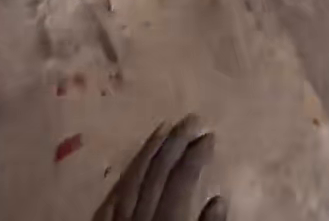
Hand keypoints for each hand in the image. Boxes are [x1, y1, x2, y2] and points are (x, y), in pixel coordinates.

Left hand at [94, 117, 225, 220]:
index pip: (182, 179)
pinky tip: (134, 160)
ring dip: (149, 150)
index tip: (210, 134)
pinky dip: (124, 175)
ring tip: (165, 125)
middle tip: (193, 117)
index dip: (196, 154)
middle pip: (156, 173)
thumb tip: (219, 200)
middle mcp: (138, 216)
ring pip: (131, 180)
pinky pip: (109, 199)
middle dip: (176, 142)